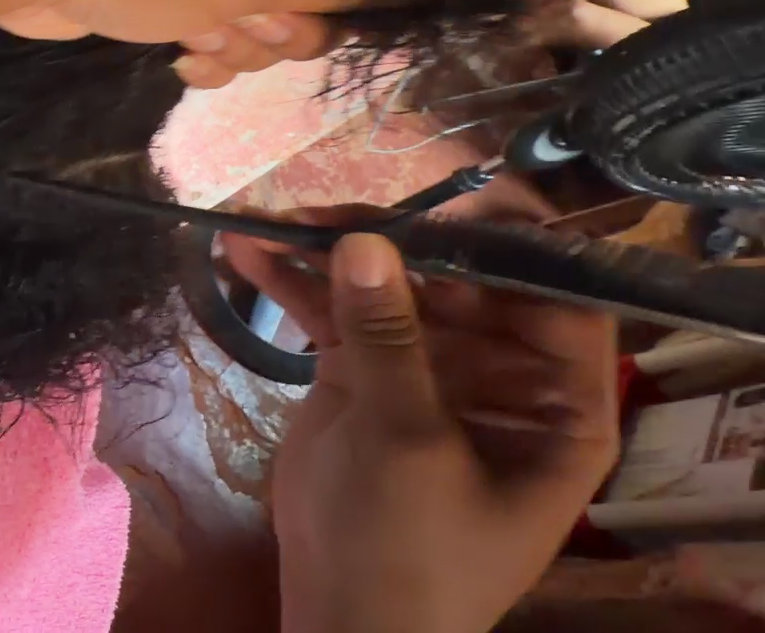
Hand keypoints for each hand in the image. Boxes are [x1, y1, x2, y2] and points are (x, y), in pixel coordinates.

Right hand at [222, 218, 619, 632]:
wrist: (343, 600)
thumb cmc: (413, 542)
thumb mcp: (408, 441)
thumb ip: (388, 339)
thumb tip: (364, 241)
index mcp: (551, 393)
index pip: (550, 294)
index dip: (508, 242)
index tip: (441, 199)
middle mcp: (490, 366)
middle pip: (445, 275)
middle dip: (380, 238)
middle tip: (311, 214)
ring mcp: (415, 362)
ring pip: (374, 284)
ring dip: (318, 252)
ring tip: (260, 224)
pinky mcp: (354, 366)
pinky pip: (325, 309)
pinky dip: (285, 280)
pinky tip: (241, 253)